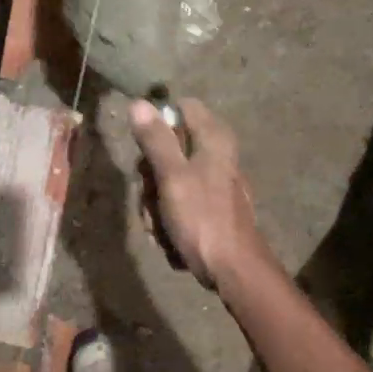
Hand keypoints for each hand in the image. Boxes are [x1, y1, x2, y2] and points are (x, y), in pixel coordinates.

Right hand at [129, 98, 269, 289]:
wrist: (233, 269)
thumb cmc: (202, 218)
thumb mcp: (172, 176)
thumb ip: (155, 140)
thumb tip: (139, 103)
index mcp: (214, 139)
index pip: (183, 108)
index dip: (158, 123)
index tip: (144, 149)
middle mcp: (217, 155)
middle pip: (169, 149)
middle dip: (151, 177)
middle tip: (151, 196)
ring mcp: (214, 184)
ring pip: (169, 181)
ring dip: (155, 204)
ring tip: (160, 225)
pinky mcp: (210, 209)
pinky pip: (179, 204)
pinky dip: (169, 219)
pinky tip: (169, 236)